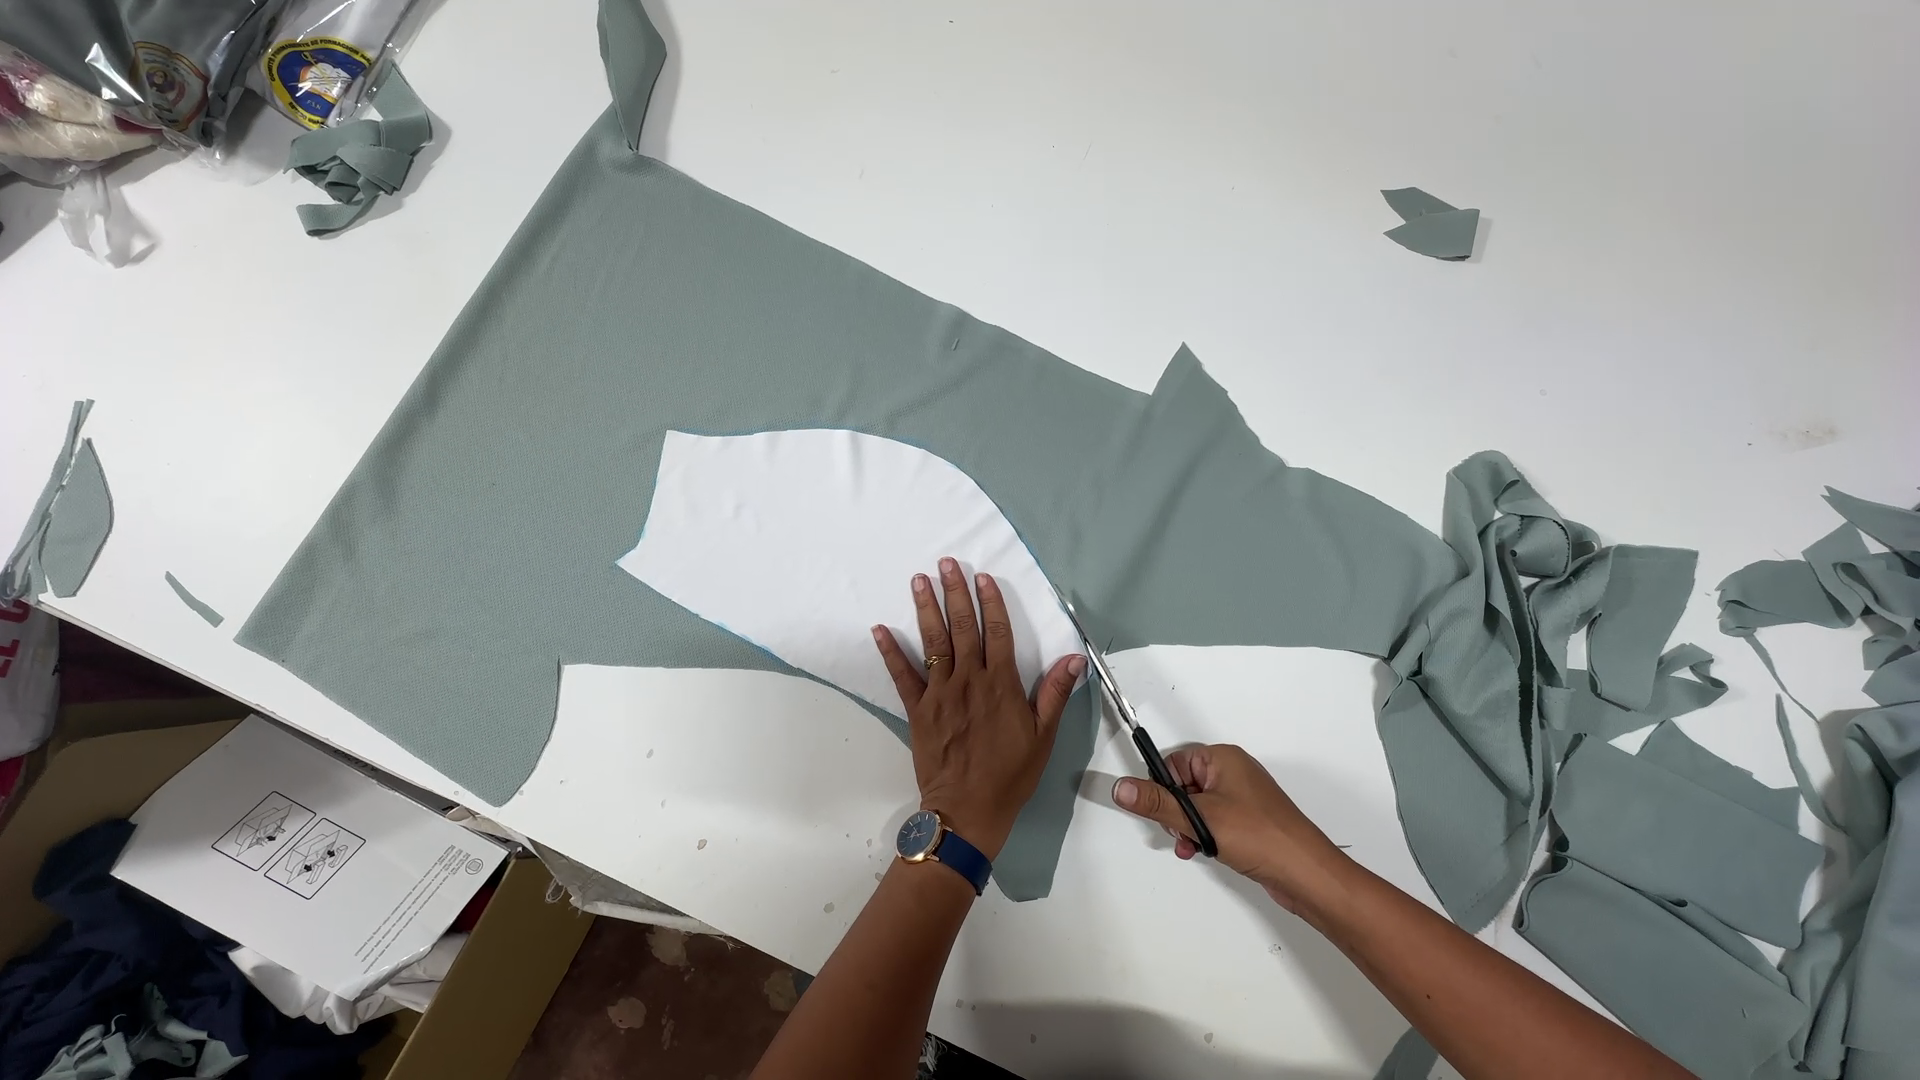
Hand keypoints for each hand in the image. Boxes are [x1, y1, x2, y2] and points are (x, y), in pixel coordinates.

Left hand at [872, 558, 1085, 860]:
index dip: (991, 603)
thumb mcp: (1043, 736)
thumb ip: (1054, 693)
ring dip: (926, 609)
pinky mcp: (917, 709)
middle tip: (947, 563)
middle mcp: (968, 680)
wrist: (968, 810)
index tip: (982, 577)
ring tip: (919, 580)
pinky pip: (902, 675)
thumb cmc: (1010, 774)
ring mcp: (939, 693)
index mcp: (1001, 684)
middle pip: (962, 628)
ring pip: (933, 642)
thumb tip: (1074, 657)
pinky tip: (879, 629)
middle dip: (955, 593)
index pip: (997, 633)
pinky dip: (890, 652)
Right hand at [1111, 743, 1350, 913]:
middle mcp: (1233, 773)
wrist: (1307, 875)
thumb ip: (1156, 803)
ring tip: (1194, 848)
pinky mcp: (1249, 821)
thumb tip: (1120, 787)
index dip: (1162, 788)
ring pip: (1197, 806)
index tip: (1160, 812)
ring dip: (1189, 828)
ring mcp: (1243, 798)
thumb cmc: (1259, 837)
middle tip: (1180, 833)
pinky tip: (1205, 852)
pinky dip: (1205, 836)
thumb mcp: (1199, 818)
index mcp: (1223, 759)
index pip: (1174, 762)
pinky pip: (1214, 820)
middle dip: (1175, 813)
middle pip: (1184, 785)